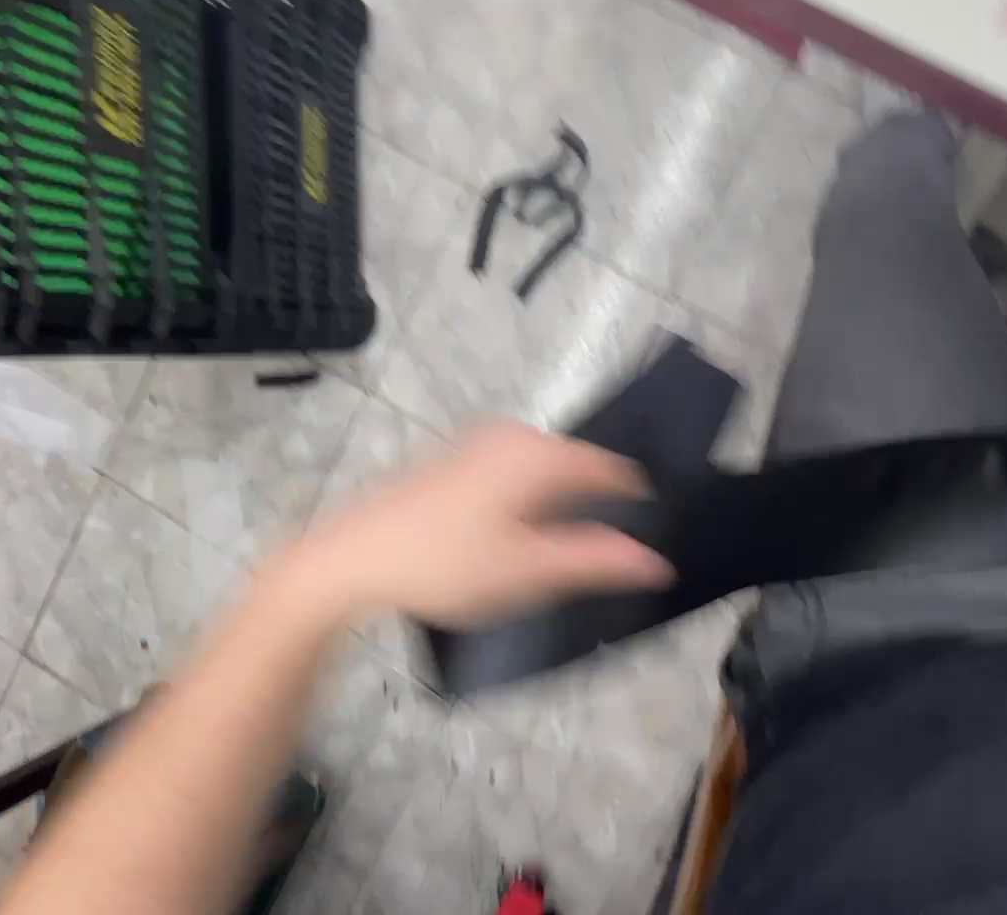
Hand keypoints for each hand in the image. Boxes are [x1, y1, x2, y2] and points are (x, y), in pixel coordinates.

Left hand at [285, 422, 673, 627]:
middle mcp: (514, 435)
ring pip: (547, 475)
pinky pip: (518, 475)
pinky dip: (530, 504)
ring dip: (560, 511)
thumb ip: (597, 561)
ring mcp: (483, 443)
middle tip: (596, 563)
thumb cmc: (443, 563)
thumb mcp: (527, 570)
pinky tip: (513, 543)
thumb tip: (656, 562)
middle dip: (594, 511)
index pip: (614, 470)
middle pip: (579, 470)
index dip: (634, 508)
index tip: (644, 546)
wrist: (350, 561)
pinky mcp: (460, 458)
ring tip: (555, 559)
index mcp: (537, 452)